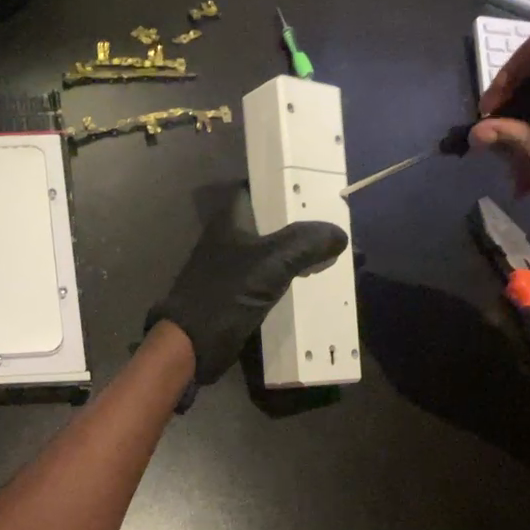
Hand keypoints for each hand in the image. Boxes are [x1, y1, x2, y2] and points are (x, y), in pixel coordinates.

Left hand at [148, 189, 348, 384]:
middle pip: (266, 223)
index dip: (281, 184)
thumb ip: (306, 243)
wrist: (191, 345)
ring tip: (329, 254)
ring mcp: (228, 270)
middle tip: (331, 226)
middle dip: (296, 224)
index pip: (255, 189)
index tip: (313, 188)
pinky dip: (286, 280)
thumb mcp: (272, 262)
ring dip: (294, 255)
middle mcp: (227, 240)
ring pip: (268, 254)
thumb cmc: (225, 295)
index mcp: (229, 221)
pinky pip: (265, 281)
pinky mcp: (233, 297)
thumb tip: (338, 235)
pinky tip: (310, 284)